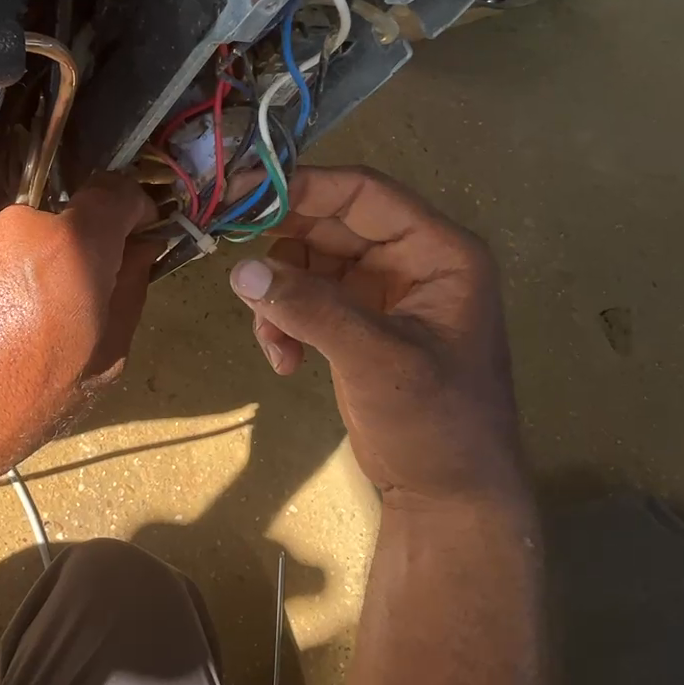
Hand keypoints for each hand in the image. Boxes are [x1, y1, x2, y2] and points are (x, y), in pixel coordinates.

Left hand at [0, 174, 159, 475]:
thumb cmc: (22, 406)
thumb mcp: (102, 361)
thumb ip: (129, 290)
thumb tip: (139, 245)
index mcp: (69, 249)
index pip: (113, 193)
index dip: (128, 207)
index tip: (127, 227)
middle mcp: (13, 223)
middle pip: (51, 218)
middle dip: (58, 250)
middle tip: (45, 300)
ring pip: (0, 228)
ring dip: (5, 256)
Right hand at [228, 166, 524, 504]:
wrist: (448, 498)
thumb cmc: (436, 424)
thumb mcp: (377, 361)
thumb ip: (311, 310)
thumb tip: (241, 270)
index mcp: (438, 253)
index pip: (362, 194)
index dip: (302, 186)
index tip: (241, 193)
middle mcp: (409, 262)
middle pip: (326, 226)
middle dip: (280, 252)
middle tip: (235, 267)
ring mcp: (379, 294)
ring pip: (305, 264)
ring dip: (277, 298)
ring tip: (273, 341)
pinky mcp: (354, 323)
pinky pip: (302, 300)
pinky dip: (282, 324)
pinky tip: (285, 362)